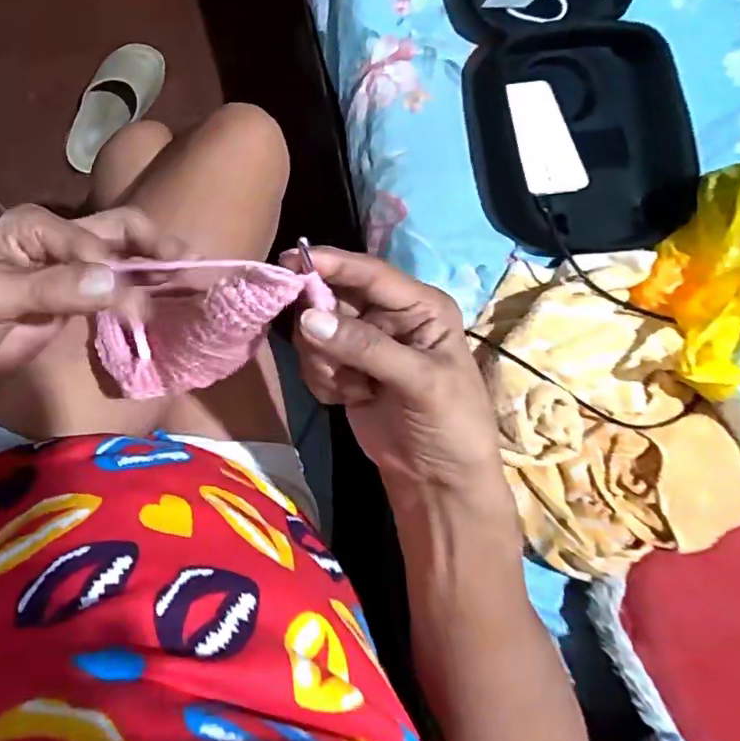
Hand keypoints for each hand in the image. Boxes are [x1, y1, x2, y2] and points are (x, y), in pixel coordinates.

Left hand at [0, 205, 178, 385]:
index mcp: (31, 224)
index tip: (124, 295)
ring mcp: (72, 266)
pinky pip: (117, 287)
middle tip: (188, 264)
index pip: (85, 235)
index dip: (108, 262)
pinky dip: (142, 291)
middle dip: (152, 245)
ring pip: (123, 257)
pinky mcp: (80, 296)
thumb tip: (113, 281)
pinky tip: (166, 299)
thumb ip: (53, 287)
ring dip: (155, 267)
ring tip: (192, 281)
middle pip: (115, 230)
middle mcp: (57, 236)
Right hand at [280, 246, 501, 492]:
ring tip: (349, 388)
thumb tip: (308, 317)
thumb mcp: (420, 383)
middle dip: (319, 324)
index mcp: (419, 306)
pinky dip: (320, 378)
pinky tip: (346, 397)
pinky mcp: (341, 364)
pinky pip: (310, 356)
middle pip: (331, 295)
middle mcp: (387, 315)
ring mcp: (361, 340)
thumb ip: (365, 347)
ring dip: (321, 360)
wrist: (436, 480)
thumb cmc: (449, 426)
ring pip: (313, 327)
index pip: (369, 273)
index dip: (330, 263)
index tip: (289, 260)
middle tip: (324, 355)